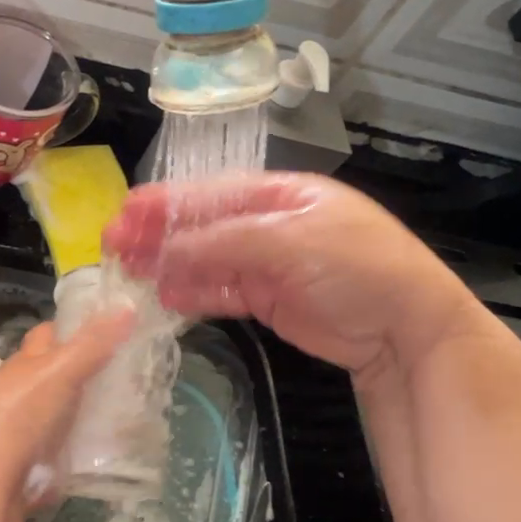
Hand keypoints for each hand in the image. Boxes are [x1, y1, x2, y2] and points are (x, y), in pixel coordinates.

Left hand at [0, 310, 133, 481]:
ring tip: (127, 409)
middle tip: (130, 373)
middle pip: (55, 373)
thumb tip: (128, 305)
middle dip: (85, 372)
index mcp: (23, 364)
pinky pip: (63, 445)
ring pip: (61, 410)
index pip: (47, 335)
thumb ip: (93, 343)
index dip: (72, 328)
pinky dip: (82, 443)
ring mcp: (25, 428)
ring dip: (85, 410)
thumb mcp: (61, 370)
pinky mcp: (33, 461)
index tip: (108, 329)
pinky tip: (106, 447)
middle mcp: (20, 392)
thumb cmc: (22, 414)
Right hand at [101, 172, 481, 373]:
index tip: (124, 213)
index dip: (165, 203)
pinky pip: (219, 291)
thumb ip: (223, 242)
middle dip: (157, 234)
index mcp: (280, 193)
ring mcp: (268, 263)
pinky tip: (164, 297)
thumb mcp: (290, 242)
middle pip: (201, 225)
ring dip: (167, 265)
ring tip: (128, 273)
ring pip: (205, 259)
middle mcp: (269, 223)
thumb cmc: (356, 266)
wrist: (407, 329)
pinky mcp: (268, 300)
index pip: (211, 193)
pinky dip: (191, 293)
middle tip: (113, 246)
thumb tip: (164, 250)